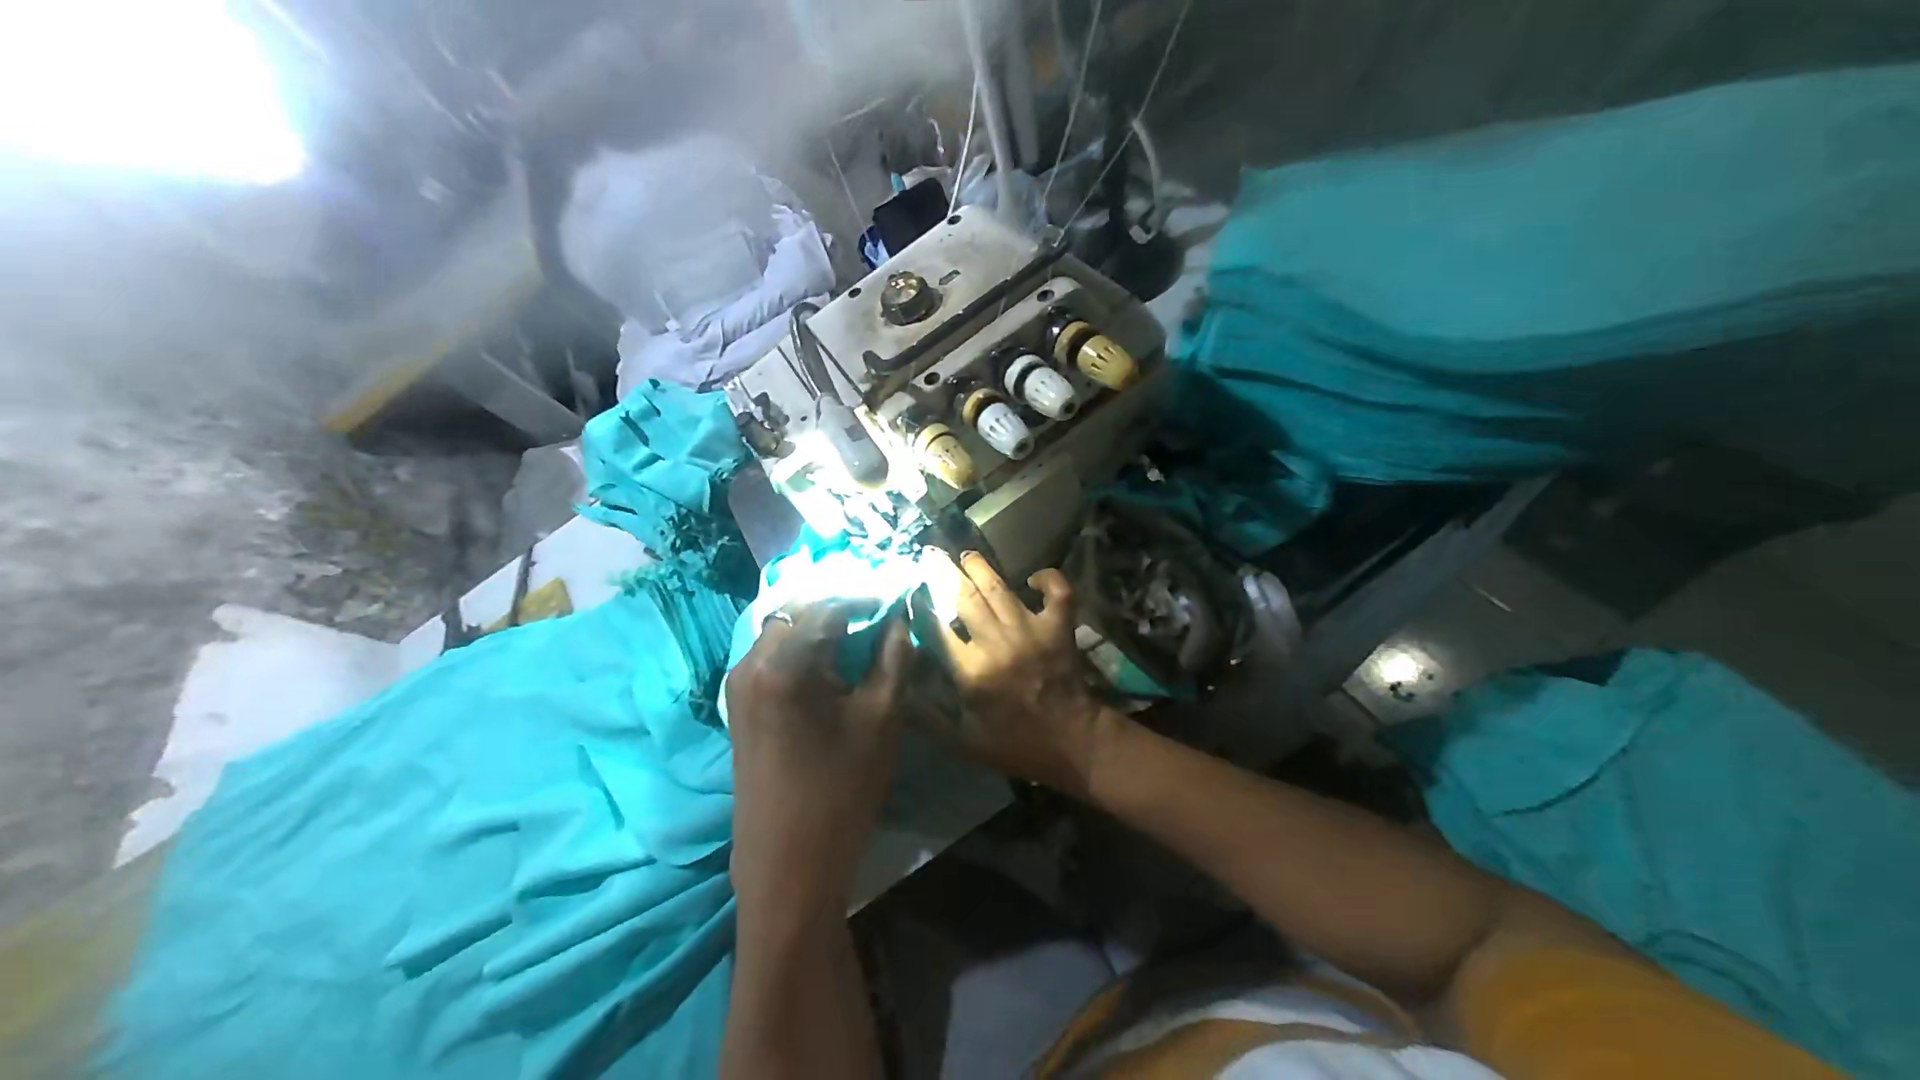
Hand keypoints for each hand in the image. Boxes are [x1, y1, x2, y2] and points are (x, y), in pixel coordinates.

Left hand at [726, 601, 912, 911]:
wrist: (787, 863)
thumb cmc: (842, 790)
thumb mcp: (880, 718)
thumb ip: (892, 658)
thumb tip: (899, 618)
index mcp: (785, 662)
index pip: (829, 604)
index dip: (866, 595)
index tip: (896, 596)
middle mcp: (751, 662)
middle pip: (799, 611)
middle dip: (839, 605)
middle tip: (878, 615)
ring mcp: (738, 684)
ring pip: (783, 631)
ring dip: (819, 626)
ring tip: (858, 639)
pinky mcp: (739, 704)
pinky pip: (771, 656)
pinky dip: (801, 649)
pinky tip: (830, 666)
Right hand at [924, 552, 1111, 795]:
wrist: (1074, 743)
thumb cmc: (1016, 744)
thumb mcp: (964, 742)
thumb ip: (928, 718)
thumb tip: (897, 695)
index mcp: (972, 672)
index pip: (938, 629)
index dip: (922, 606)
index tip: (911, 589)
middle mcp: (998, 643)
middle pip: (965, 598)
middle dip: (944, 573)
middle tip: (930, 554)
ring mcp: (1032, 631)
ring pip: (1000, 588)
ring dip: (980, 568)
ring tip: (966, 555)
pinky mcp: (1059, 628)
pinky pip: (1057, 593)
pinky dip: (1048, 579)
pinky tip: (1033, 578)